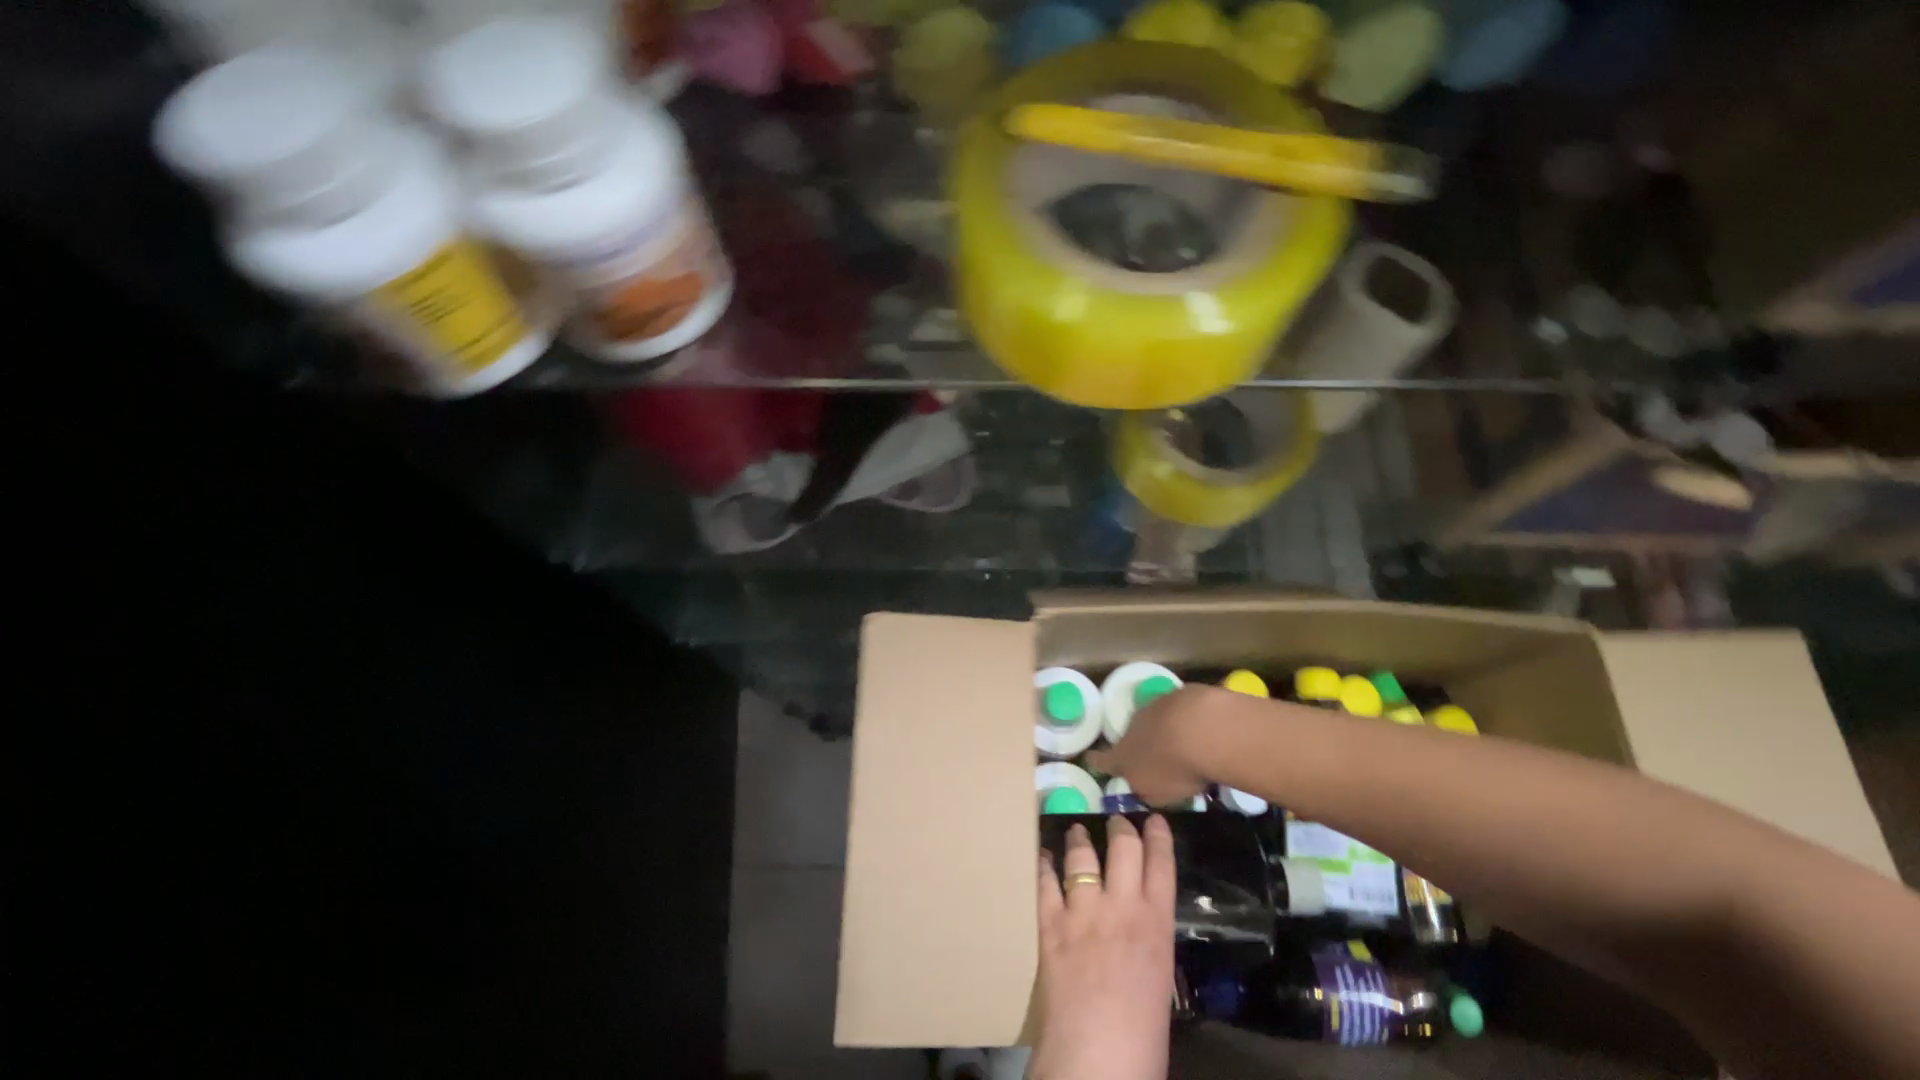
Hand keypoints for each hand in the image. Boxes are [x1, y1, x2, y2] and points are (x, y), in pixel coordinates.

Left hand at [1033, 816, 1175, 1079]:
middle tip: (1115, 819)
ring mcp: (1084, 912)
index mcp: (1158, 924)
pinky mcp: (1050, 925)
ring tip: (1076, 829)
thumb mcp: (1159, 978)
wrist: (1099, 1054)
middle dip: (1120, 828)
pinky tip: (1042, 856)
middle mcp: (1123, 906)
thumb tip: (1139, 935)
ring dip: (1080, 839)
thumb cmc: (1142, 1033)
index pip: (1162, 864)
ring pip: (1082, 858)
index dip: (1157, 835)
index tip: (1152, 818)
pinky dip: (1044, 866)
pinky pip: (1046, 884)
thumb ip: (1148, 944)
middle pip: (1124, 849)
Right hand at [1086, 685, 1223, 807]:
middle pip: (1131, 737)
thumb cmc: (1177, 769)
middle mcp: (1132, 727)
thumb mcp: (1161, 795)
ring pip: (1154, 720)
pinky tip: (1202, 726)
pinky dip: (1184, 717)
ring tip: (1185, 741)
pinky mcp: (1177, 693)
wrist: (1203, 728)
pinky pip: (1176, 708)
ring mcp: (1153, 706)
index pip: (1103, 761)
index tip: (1092, 758)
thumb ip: (1148, 792)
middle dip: (1141, 744)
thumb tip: (1143, 787)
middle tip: (1158, 756)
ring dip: (1163, 729)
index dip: (1098, 761)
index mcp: (1124, 756)